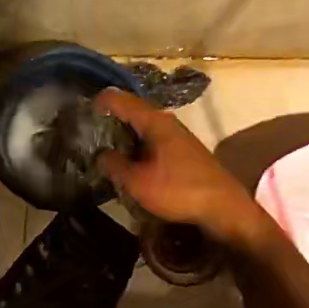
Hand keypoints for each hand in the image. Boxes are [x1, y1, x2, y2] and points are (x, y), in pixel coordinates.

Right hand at [95, 89, 275, 247]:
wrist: (223, 207)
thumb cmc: (179, 190)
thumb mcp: (139, 182)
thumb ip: (115, 166)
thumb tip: (100, 155)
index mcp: (155, 122)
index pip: (123, 101)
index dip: (103, 100)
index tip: (85, 107)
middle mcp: (168, 123)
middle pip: (134, 113)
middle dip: (113, 119)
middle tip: (90, 129)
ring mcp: (178, 137)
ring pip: (145, 129)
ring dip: (126, 135)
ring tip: (106, 147)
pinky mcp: (184, 152)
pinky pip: (154, 141)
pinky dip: (139, 146)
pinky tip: (131, 162)